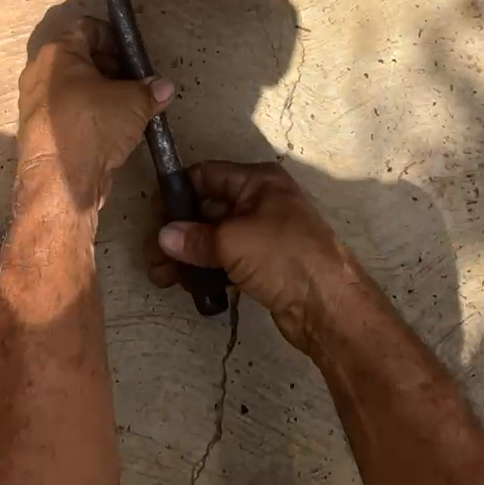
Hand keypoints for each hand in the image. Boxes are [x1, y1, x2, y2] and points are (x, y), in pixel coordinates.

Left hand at [16, 17, 173, 212]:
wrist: (60, 183)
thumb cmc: (93, 128)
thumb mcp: (132, 104)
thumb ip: (149, 90)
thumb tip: (163, 87)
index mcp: (58, 54)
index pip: (86, 27)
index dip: (113, 36)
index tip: (133, 54)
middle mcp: (40, 72)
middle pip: (79, 56)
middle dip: (111, 66)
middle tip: (136, 82)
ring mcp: (35, 102)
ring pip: (73, 86)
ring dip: (101, 92)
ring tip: (128, 107)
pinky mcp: (38, 129)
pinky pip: (67, 110)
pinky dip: (88, 112)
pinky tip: (111, 129)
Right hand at [146, 161, 367, 354]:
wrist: (331, 308)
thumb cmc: (284, 256)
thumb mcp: (233, 241)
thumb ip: (194, 238)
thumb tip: (163, 237)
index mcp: (257, 181)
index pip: (206, 176)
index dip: (179, 193)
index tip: (154, 217)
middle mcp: (259, 201)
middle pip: (207, 210)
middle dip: (178, 233)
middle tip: (153, 258)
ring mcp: (262, 234)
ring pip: (214, 238)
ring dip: (188, 255)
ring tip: (163, 278)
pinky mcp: (264, 264)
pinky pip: (226, 260)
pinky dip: (206, 269)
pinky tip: (189, 286)